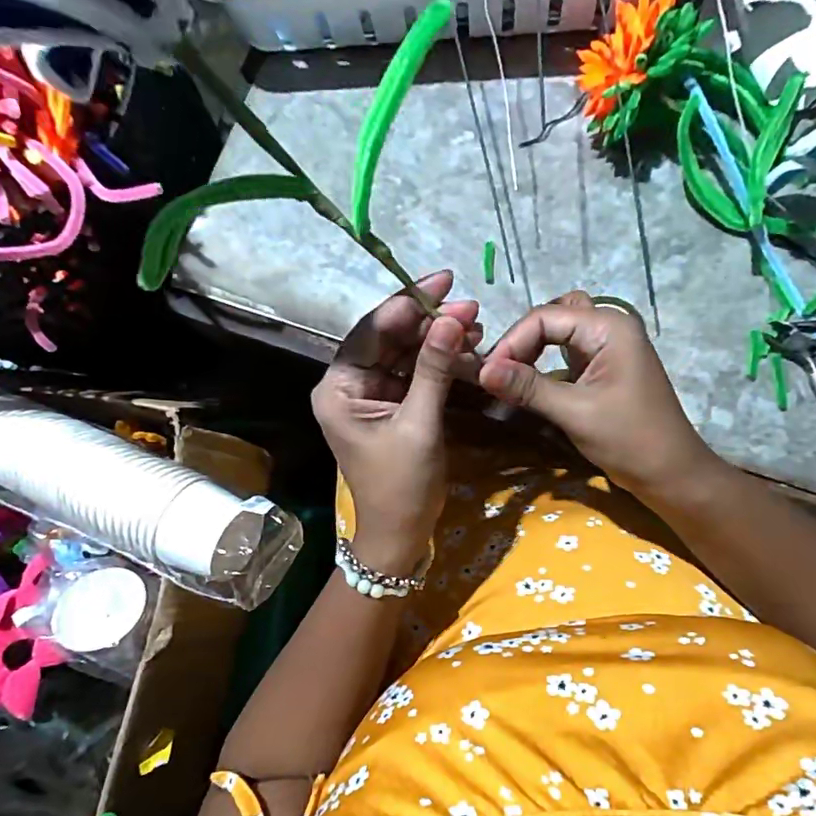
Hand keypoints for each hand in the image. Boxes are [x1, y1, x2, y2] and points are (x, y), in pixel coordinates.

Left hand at [313, 271, 479, 573]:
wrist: (401, 534)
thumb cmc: (402, 485)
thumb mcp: (420, 424)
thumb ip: (434, 370)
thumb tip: (452, 320)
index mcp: (338, 388)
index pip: (372, 331)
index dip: (408, 304)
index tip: (444, 281)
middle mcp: (348, 385)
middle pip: (389, 338)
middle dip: (429, 321)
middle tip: (471, 306)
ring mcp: (370, 396)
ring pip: (404, 354)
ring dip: (438, 340)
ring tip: (476, 326)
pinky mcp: (390, 407)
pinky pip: (414, 374)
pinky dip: (438, 362)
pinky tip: (465, 349)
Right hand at [478, 291, 725, 500]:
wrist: (670, 473)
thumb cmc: (629, 440)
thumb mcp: (574, 412)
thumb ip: (528, 387)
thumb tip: (482, 371)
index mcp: (609, 327)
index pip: (545, 317)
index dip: (512, 342)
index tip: (487, 375)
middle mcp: (610, 328)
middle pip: (553, 317)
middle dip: (522, 342)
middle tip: (498, 374)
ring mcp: (609, 348)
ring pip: (560, 334)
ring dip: (533, 350)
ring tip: (510, 378)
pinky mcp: (605, 369)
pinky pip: (568, 354)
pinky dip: (546, 364)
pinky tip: (528, 385)